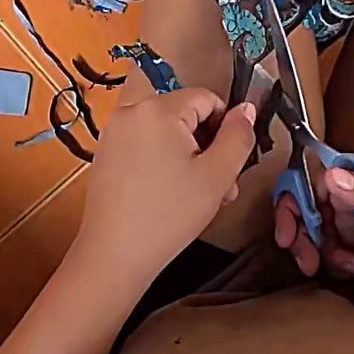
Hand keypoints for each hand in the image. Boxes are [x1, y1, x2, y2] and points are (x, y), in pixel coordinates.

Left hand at [78, 89, 258, 279]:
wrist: (115, 254)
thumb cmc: (167, 215)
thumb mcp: (217, 175)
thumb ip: (238, 137)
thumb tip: (246, 109)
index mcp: (157, 110)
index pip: (206, 99)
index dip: (226, 127)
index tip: (230, 161)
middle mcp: (130, 113)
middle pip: (186, 116)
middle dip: (209, 147)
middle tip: (221, 185)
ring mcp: (114, 134)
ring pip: (167, 133)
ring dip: (190, 158)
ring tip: (200, 195)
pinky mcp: (106, 155)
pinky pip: (146, 146)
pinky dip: (165, 163)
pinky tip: (173, 195)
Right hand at [273, 161, 353, 301]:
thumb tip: (330, 172)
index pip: (311, 179)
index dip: (292, 202)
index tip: (287, 232)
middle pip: (307, 208)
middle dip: (301, 235)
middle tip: (305, 260)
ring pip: (317, 234)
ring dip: (322, 253)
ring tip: (350, 267)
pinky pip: (333, 253)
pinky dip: (340, 265)